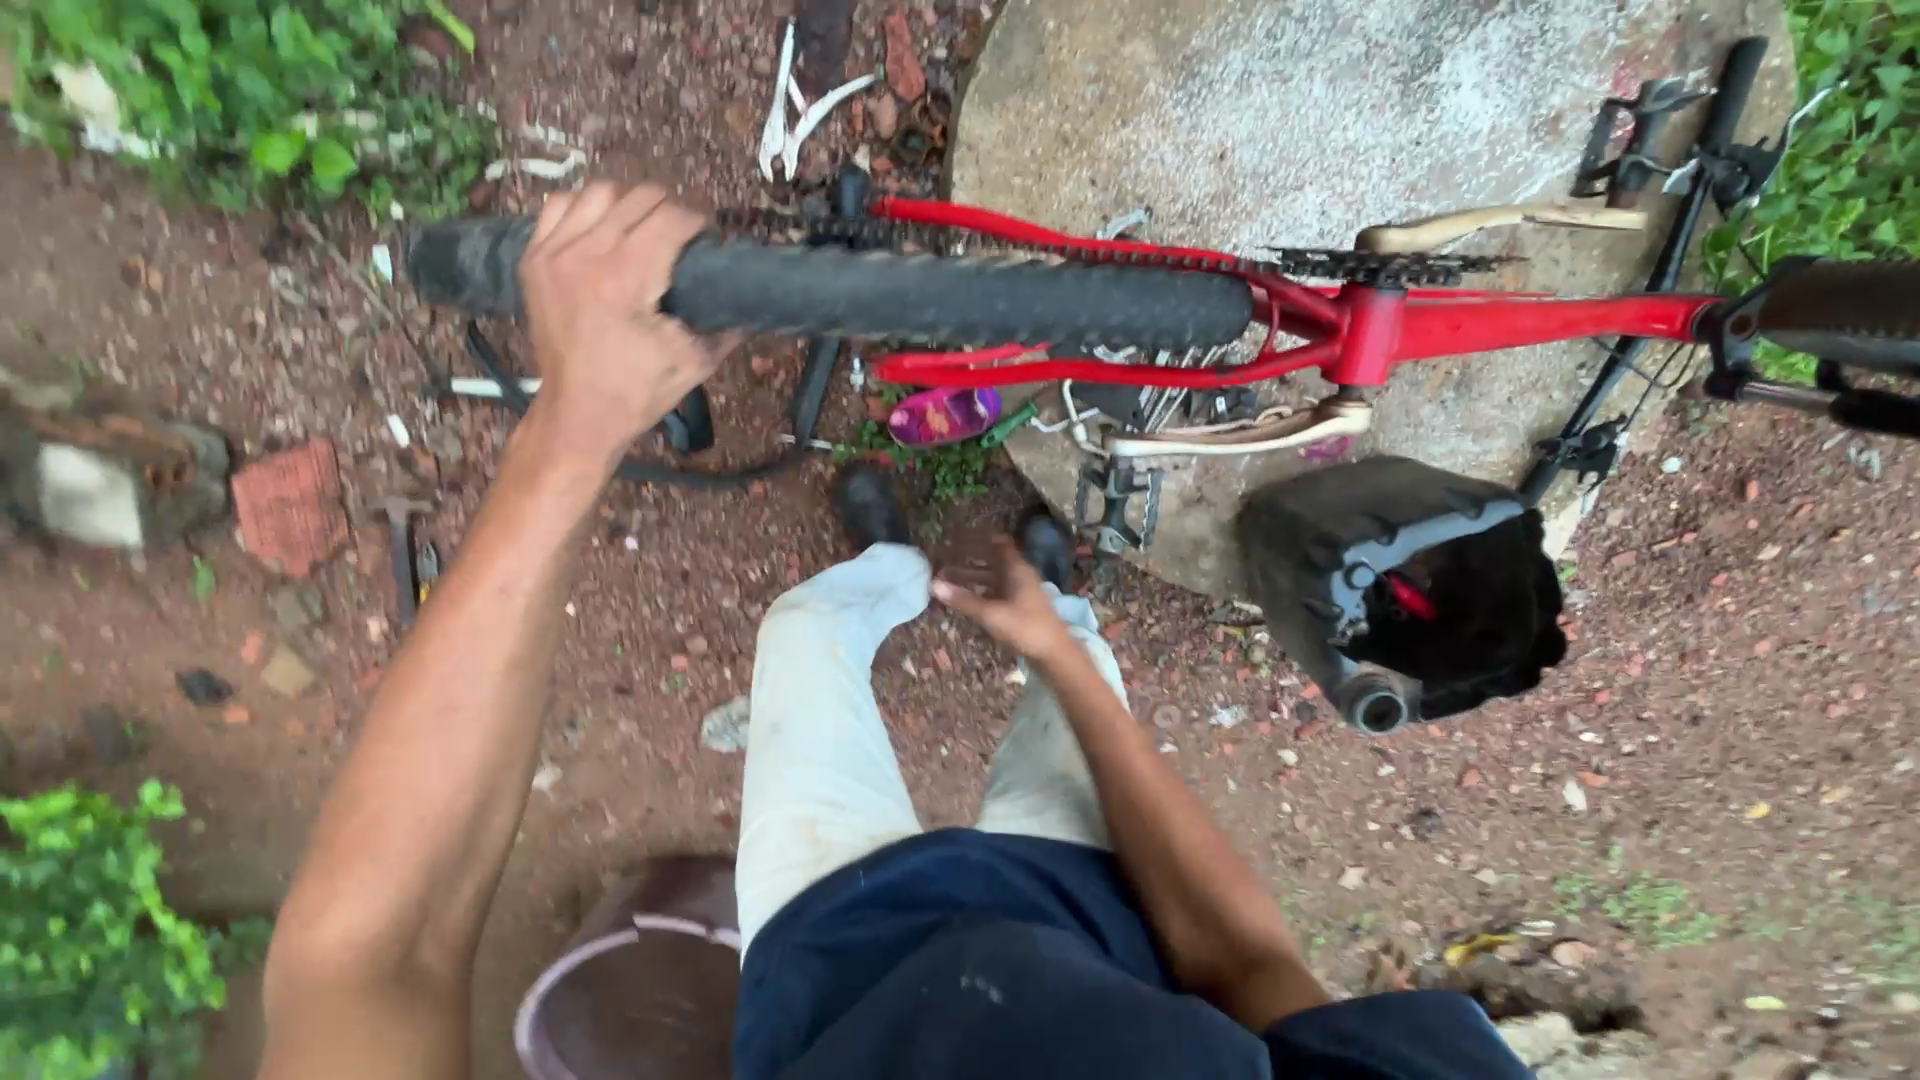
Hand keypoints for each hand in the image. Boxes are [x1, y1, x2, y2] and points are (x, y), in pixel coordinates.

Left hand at [518, 183, 733, 465]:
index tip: (709, 241)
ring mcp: (554, 253)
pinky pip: (562, 205)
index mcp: (627, 279)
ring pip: (600, 193)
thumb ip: (729, 327)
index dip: (699, 224)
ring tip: (642, 231)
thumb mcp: (697, 363)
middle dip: (669, 212)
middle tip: (682, 239)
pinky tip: (603, 232)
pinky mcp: (534, 258)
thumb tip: (755, 301)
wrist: (580, 414)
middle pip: (639, 198)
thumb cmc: (640, 392)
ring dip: (629, 205)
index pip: (671, 219)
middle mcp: (587, 255)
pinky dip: (587, 210)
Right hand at [932, 537, 1077, 662]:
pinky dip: (979, 592)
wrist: (1055, 653)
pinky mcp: (1019, 607)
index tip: (955, 538)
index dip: (977, 539)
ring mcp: (1020, 592)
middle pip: (992, 560)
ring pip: (992, 578)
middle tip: (944, 558)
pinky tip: (964, 598)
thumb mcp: (991, 614)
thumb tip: (933, 584)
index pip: (997, 543)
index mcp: (1016, 569)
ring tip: (946, 579)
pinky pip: (995, 592)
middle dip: (968, 559)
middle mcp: (1019, 575)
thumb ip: (963, 599)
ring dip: (971, 577)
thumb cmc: (1025, 628)